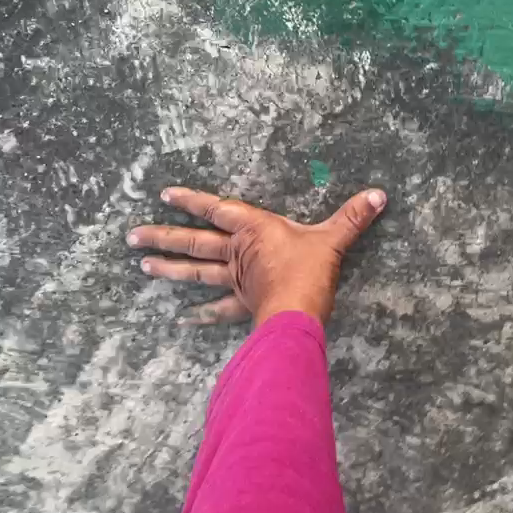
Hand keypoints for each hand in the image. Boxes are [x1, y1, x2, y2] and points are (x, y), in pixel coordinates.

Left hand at [128, 186, 386, 327]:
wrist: (299, 312)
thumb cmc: (310, 270)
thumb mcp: (333, 238)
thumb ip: (353, 216)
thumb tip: (380, 195)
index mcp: (254, 229)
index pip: (217, 210)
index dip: (191, 201)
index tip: (164, 195)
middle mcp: (239, 252)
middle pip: (194, 242)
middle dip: (163, 236)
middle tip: (131, 236)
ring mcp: (236, 280)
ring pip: (196, 271)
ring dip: (169, 268)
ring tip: (142, 265)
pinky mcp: (242, 305)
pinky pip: (217, 308)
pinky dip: (199, 313)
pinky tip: (180, 317)